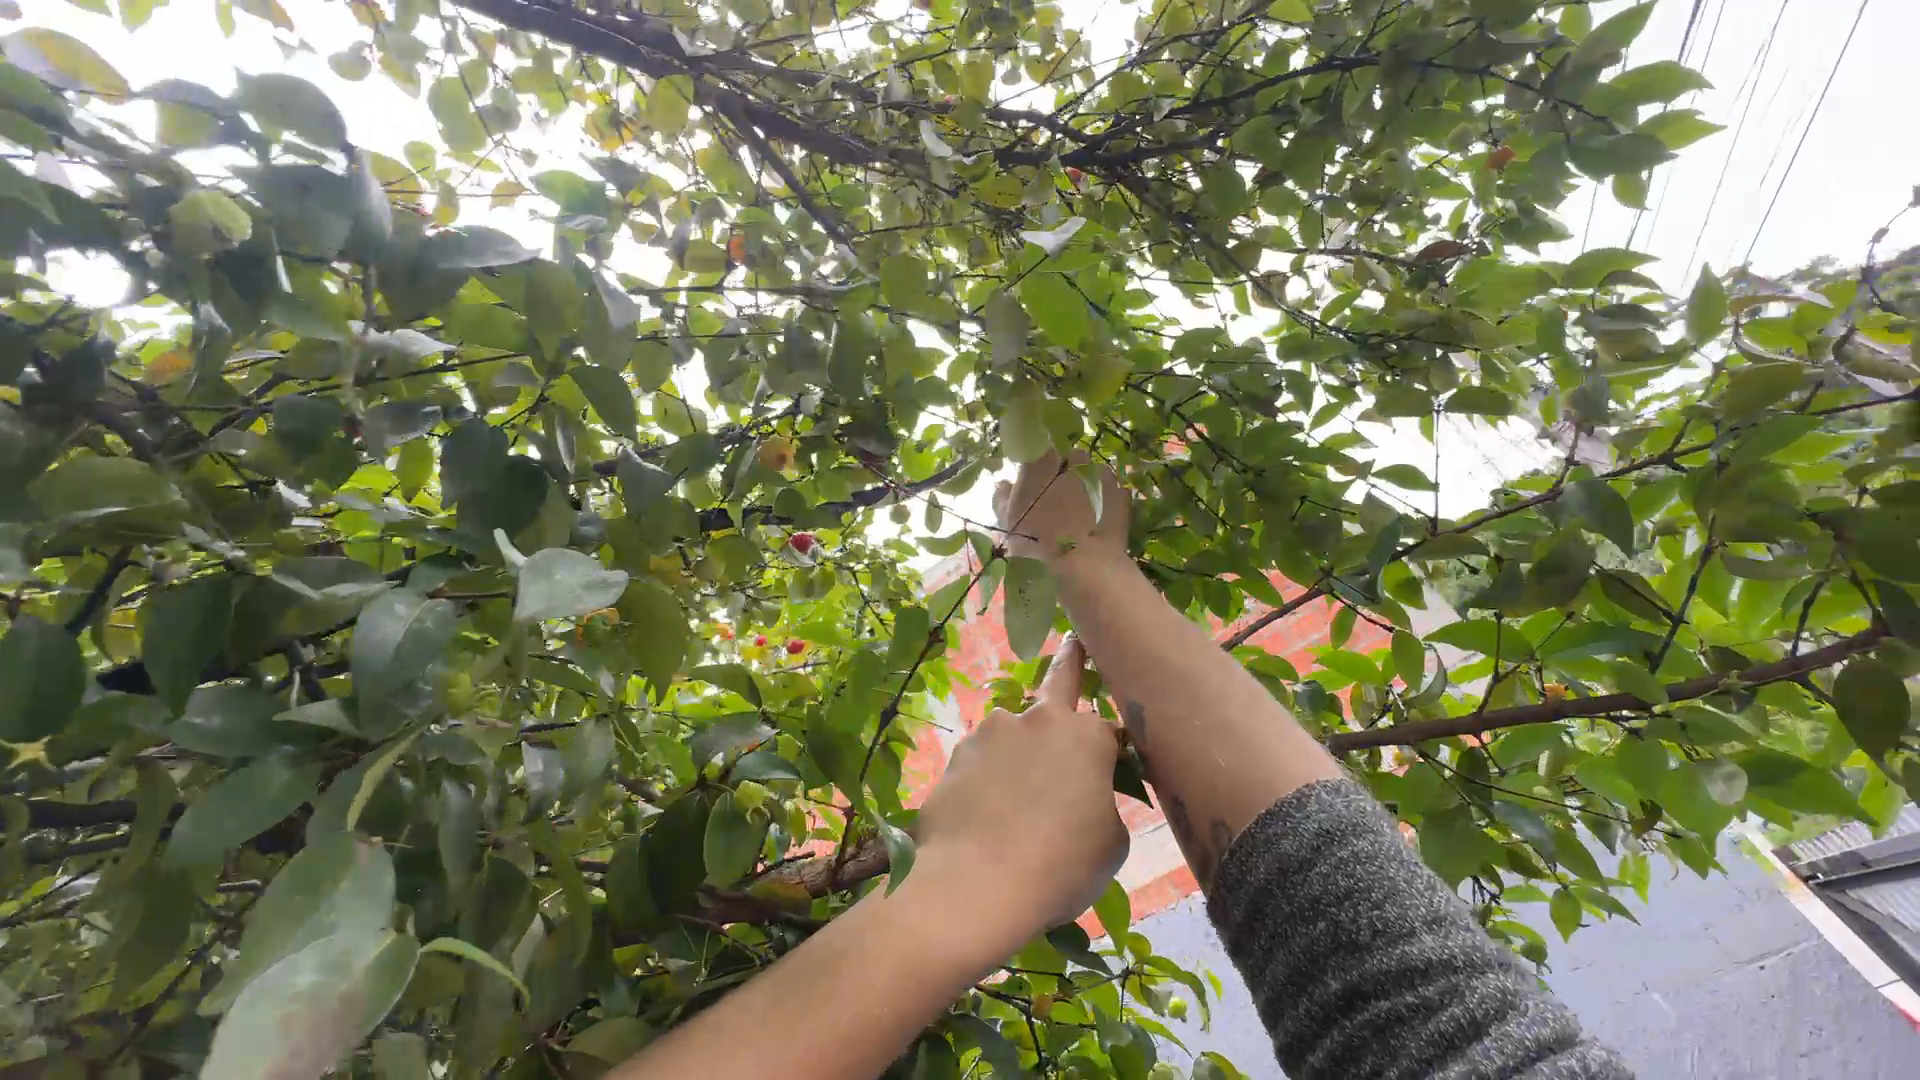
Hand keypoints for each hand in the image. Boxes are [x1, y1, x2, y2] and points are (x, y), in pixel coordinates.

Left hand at [914, 636, 1128, 937]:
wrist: (975, 885)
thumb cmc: (1061, 866)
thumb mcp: (1110, 842)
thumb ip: (1101, 801)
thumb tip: (1082, 795)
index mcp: (1084, 734)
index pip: (1108, 723)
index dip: (1111, 744)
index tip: (1113, 755)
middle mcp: (1035, 720)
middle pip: (1057, 684)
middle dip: (1070, 661)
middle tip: (1074, 644)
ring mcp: (989, 734)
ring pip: (1013, 738)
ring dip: (1018, 758)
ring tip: (1013, 810)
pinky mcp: (954, 758)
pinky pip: (981, 767)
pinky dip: (986, 784)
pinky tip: (984, 820)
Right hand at [993, 451, 1128, 565]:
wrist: (1080, 566)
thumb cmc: (1034, 542)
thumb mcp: (1008, 522)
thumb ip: (1003, 497)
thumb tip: (1004, 484)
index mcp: (1041, 463)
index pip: (1038, 450)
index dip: (1037, 464)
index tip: (1033, 480)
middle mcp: (1071, 461)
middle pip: (1068, 458)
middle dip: (1063, 473)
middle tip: (1057, 499)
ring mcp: (1099, 476)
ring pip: (1090, 472)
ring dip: (1086, 484)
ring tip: (1080, 511)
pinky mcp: (1120, 494)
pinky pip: (1111, 490)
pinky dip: (1106, 499)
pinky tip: (1098, 518)